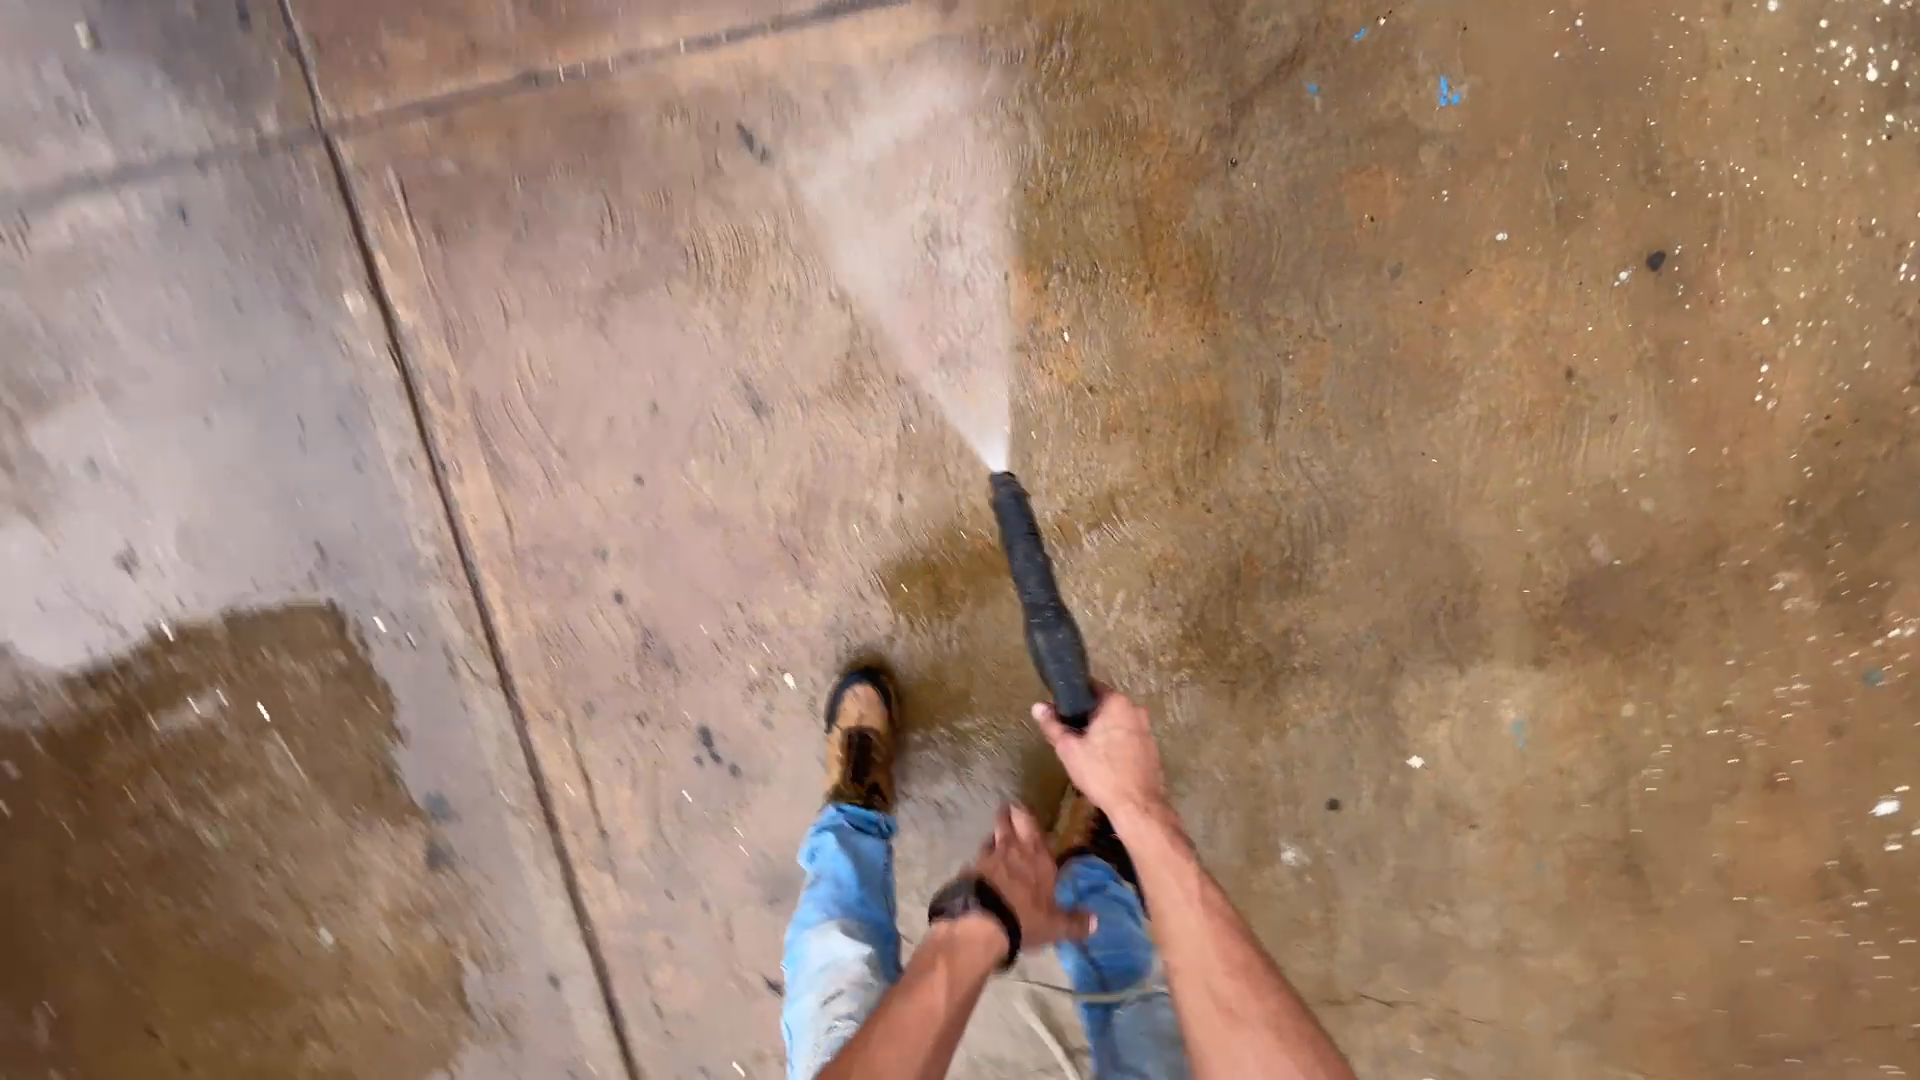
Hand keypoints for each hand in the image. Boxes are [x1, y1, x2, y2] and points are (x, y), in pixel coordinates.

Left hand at [968, 803, 1094, 949]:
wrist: (985, 921)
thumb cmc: (1026, 918)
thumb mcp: (1056, 925)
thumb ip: (1075, 922)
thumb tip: (1096, 922)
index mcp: (1038, 857)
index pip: (1033, 827)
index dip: (1026, 815)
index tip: (1021, 806)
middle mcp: (1014, 850)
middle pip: (1009, 822)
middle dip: (1009, 813)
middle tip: (1007, 806)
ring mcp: (990, 856)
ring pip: (992, 836)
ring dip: (994, 834)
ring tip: (995, 835)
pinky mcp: (971, 868)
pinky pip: (977, 858)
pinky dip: (980, 859)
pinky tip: (980, 865)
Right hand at [1031, 688, 1170, 826]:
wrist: (1137, 806)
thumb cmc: (1100, 773)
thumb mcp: (1068, 749)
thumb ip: (1053, 725)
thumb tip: (1038, 707)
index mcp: (1116, 702)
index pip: (1090, 688)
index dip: (1072, 699)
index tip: (1060, 714)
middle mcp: (1135, 710)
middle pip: (1104, 706)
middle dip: (1087, 718)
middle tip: (1070, 736)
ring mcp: (1147, 730)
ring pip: (1117, 723)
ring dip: (1102, 732)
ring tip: (1086, 752)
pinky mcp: (1152, 749)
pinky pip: (1128, 738)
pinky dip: (1116, 745)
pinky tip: (1105, 763)